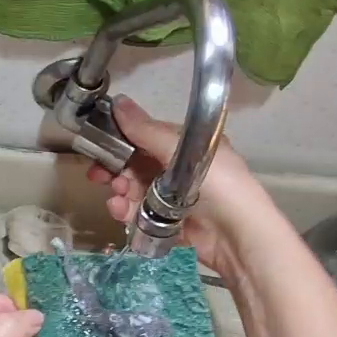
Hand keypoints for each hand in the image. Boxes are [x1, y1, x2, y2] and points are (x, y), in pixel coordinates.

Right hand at [88, 96, 252, 277]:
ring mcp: (173, 200)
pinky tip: (121, 211)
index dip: (121, 142)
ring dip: (121, 193)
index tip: (99, 147)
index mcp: (188, 147)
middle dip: (116, 171)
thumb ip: (146, 130)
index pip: (147, 140)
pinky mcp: (168, 225)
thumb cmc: (218, 184)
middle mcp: (180, 171)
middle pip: (137, 168)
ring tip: (118, 198)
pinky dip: (127, 213)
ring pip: (135, 193)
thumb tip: (118, 102)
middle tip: (99, 177)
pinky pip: (140, 216)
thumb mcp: (182, 150)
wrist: (237, 235)